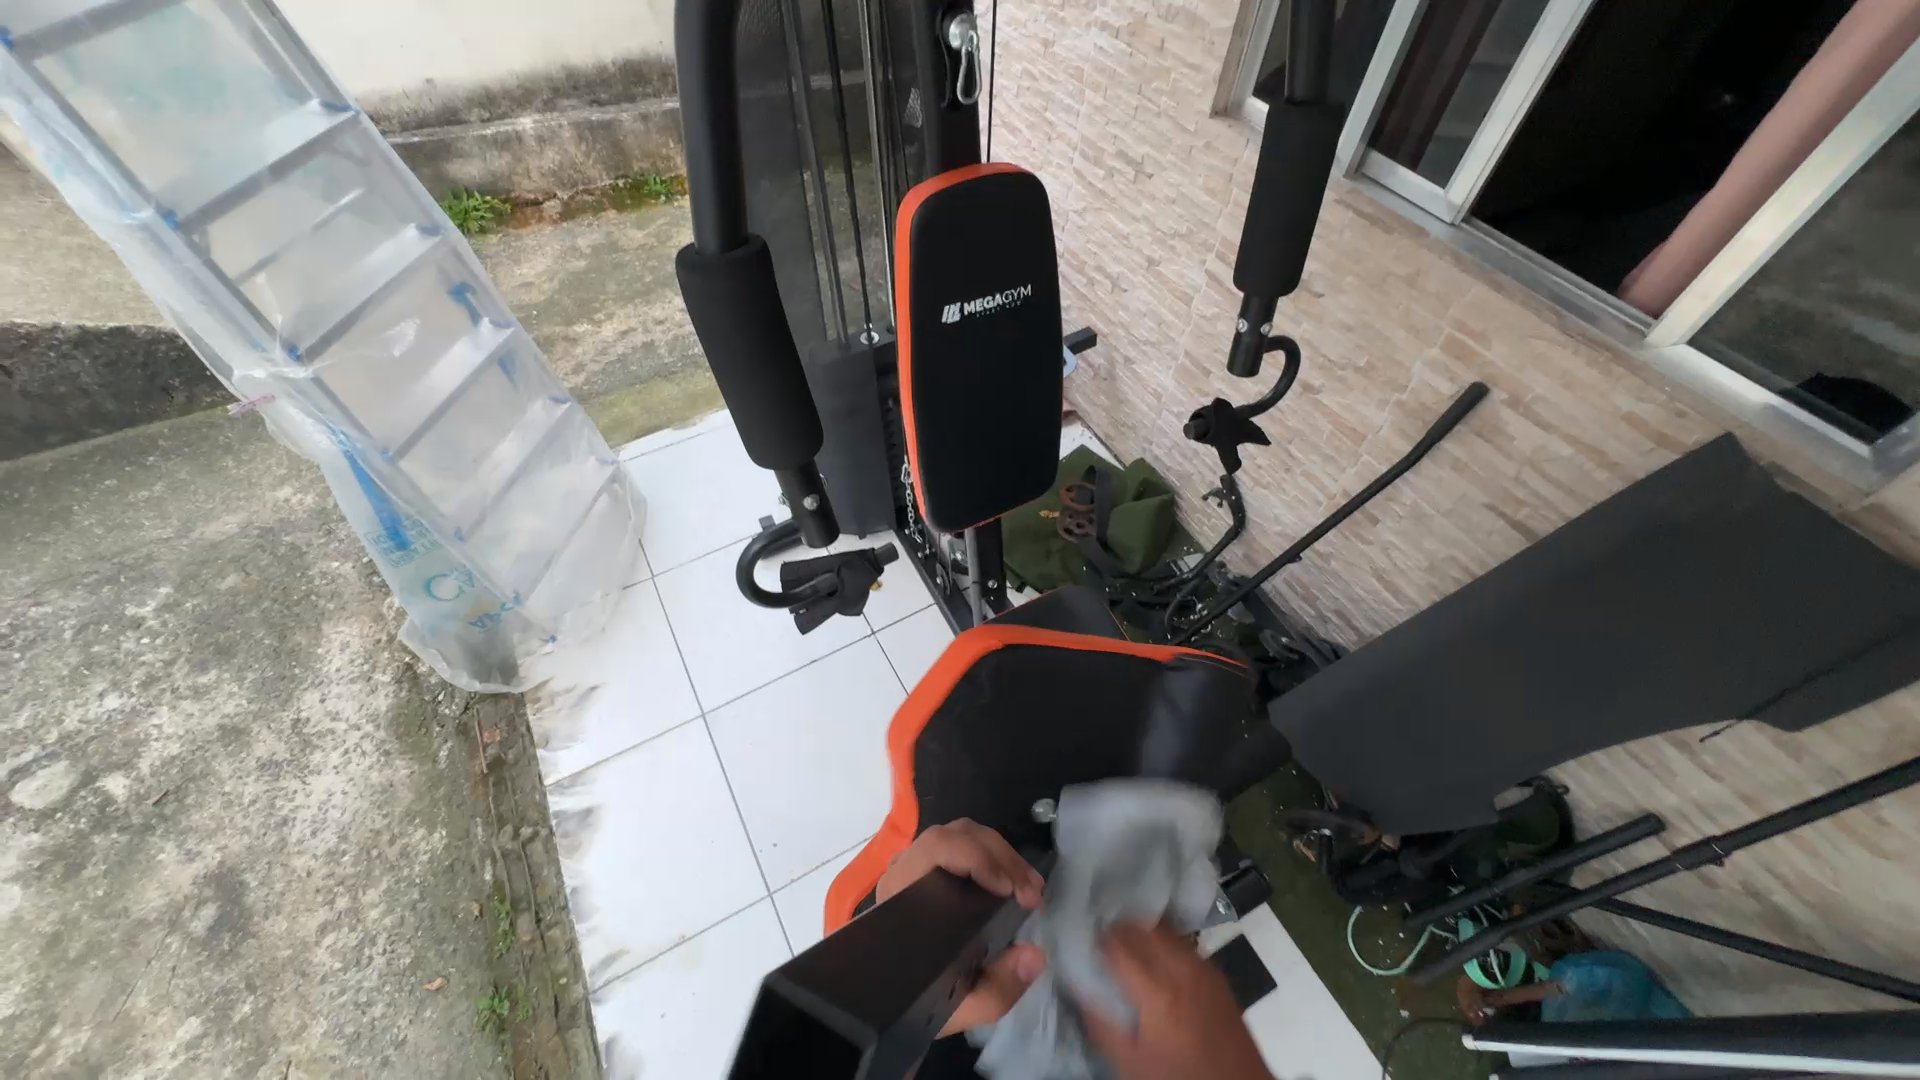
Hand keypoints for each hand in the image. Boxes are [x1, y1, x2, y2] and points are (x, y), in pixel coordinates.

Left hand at [876, 819, 1046, 1035]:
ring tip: (1029, 886)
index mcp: (902, 893)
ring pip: (963, 833)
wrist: (894, 999)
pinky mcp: (931, 862)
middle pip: (955, 835)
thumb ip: (997, 989)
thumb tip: (1034, 955)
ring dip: (1001, 855)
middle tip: (1032, 892)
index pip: (937, 848)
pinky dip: (994, 856)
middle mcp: (905, 868)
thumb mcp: (960, 1006)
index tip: (1008, 890)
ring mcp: (916, 861)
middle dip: (1001, 858)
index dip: (977, 858)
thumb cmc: (921, 998)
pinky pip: (964, 842)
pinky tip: (1014, 881)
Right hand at [1078, 922, 1272, 1079]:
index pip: (1118, 946)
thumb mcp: (1132, 1064)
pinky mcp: (1216, 973)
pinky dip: (1164, 939)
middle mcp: (1181, 971)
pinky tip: (1157, 954)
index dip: (1097, 939)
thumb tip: (1080, 988)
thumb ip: (1102, 1024)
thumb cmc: (1179, 1078)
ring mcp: (1202, 968)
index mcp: (1157, 994)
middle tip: (1102, 936)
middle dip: (1119, 928)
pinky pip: (1183, 942)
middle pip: (1142, 929)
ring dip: (1142, 929)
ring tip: (1127, 940)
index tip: (1085, 940)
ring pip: (1165, 930)